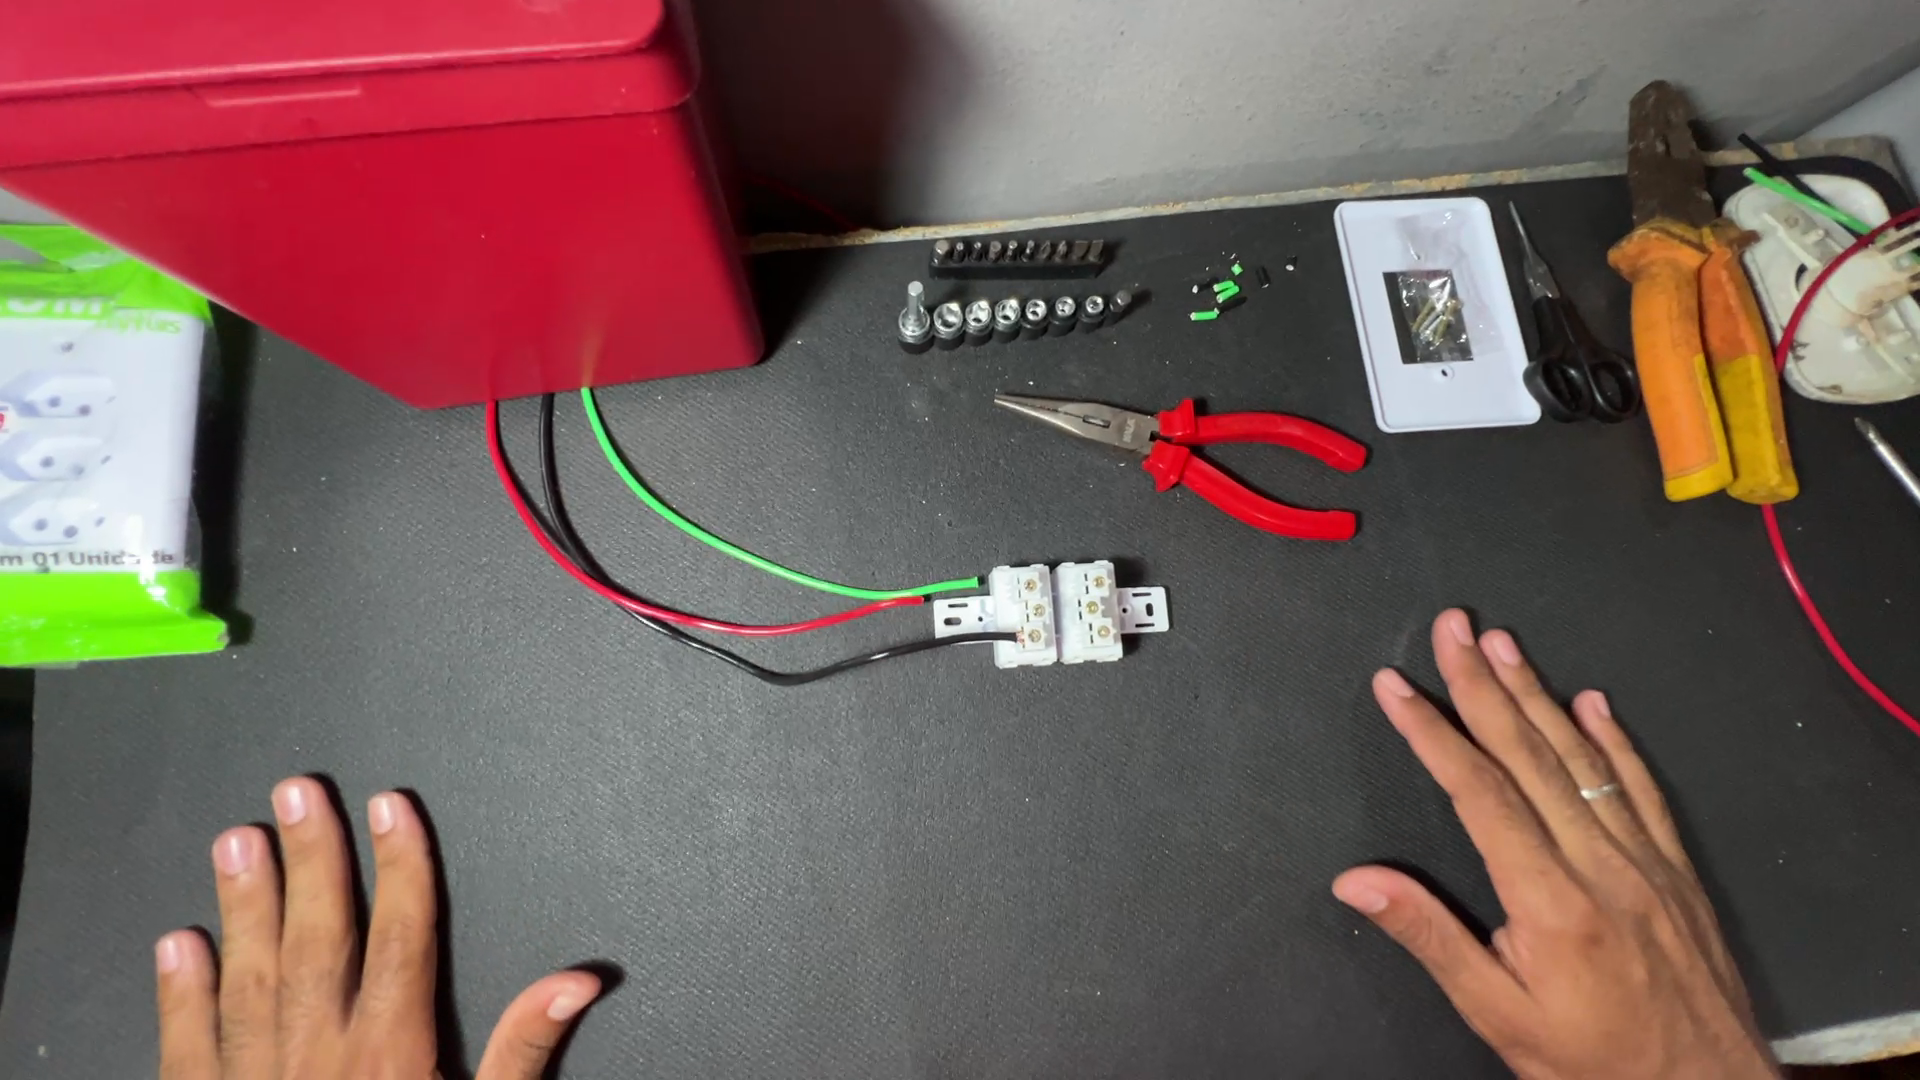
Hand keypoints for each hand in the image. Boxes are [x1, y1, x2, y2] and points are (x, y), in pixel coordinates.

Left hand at [155, 778, 600, 1077]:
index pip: (401, 934)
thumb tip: (577, 978)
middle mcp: (316, 1055)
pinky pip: (185, 1049)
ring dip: (243, 905)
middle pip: (319, 938)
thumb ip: (525, 1046)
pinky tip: (179, 942)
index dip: (401, 865)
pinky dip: (179, 994)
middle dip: (313, 860)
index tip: (393, 806)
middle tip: (298, 793)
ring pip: (247, 977)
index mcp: (388, 1050)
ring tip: (237, 840)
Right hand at [1333, 610, 1778, 1079]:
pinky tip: (1593, 702)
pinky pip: (1642, 792)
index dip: (1430, 730)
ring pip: (1582, 759)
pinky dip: (1616, 741)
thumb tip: (1353, 880)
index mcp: (1550, 898)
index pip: (1478, 791)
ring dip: (1537, 694)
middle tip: (1454, 627)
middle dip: (1482, 684)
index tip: (1394, 684)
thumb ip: (1428, 936)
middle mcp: (1602, 865)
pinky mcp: (1676, 872)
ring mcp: (1646, 863)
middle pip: (1530, 755)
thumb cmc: (1589, 1061)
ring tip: (1503, 643)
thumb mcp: (1497, 1014)